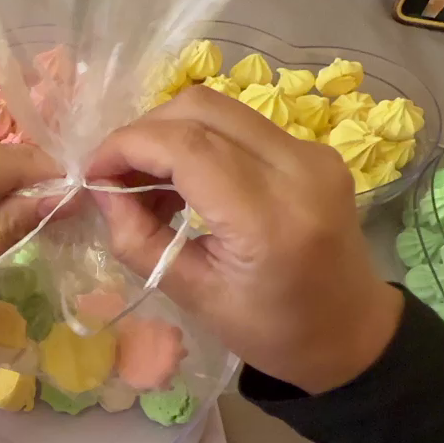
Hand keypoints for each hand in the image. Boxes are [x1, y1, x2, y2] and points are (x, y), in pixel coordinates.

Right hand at [87, 87, 402, 393]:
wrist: (351, 333)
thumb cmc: (269, 330)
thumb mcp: (191, 296)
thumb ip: (138, 240)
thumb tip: (101, 190)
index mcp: (268, 218)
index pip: (185, 146)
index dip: (127, 146)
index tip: (91, 173)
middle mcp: (298, 169)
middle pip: (199, 109)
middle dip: (141, 134)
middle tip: (113, 175)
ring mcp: (311, 152)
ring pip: (216, 108)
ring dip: (165, 135)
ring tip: (143, 182)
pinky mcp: (311, 150)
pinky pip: (236, 124)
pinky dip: (193, 142)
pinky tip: (180, 182)